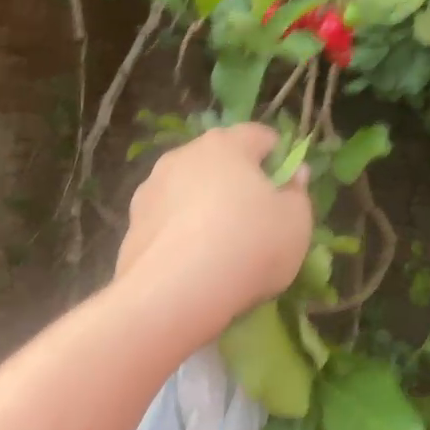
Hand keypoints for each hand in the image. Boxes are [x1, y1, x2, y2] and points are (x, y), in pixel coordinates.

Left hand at [115, 124, 312, 333]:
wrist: (176, 292)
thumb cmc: (249, 246)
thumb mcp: (296, 223)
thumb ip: (297, 194)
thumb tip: (293, 175)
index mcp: (225, 145)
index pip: (260, 136)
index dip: (279, 159)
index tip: (287, 190)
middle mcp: (182, 157)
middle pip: (218, 162)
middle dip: (237, 185)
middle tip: (256, 222)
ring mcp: (150, 190)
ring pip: (187, 192)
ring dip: (203, 209)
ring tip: (220, 249)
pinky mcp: (132, 225)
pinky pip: (166, 224)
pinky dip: (180, 236)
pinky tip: (192, 267)